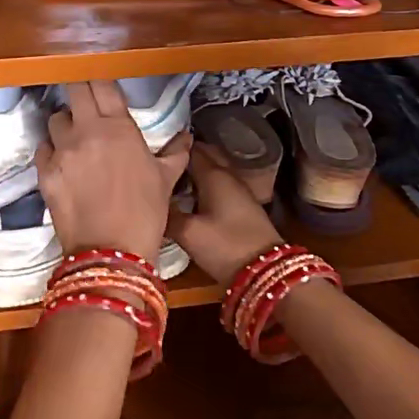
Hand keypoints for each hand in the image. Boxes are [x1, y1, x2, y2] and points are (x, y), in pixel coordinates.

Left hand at [36, 80, 190, 262]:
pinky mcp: (45, 172)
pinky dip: (50, 150)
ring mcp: (62, 150)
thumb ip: (175, 152)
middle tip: (83, 98)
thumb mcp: (166, 179)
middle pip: (74, 89)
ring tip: (73, 136)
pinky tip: (61, 162)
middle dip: (77, 89)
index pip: (102, 84)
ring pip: (55, 119)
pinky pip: (42, 148)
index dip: (98, 78)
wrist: (111, 251)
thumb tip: (187, 137)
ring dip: (64, 123)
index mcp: (119, 126)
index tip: (98, 79)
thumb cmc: (145, 212)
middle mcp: (87, 130)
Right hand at [167, 143, 285, 282]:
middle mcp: (228, 176)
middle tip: (160, 165)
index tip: (153, 152)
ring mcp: (238, 190)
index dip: (173, 148)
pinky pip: (219, 186)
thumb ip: (168, 215)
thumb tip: (152, 204)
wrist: (265, 269)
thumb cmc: (225, 246)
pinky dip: (205, 186)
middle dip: (185, 157)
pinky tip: (191, 199)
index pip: (191, 150)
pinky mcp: (243, 206)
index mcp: (213, 175)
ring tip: (170, 181)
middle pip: (205, 157)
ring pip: (213, 172)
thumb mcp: (189, 233)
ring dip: (195, 173)